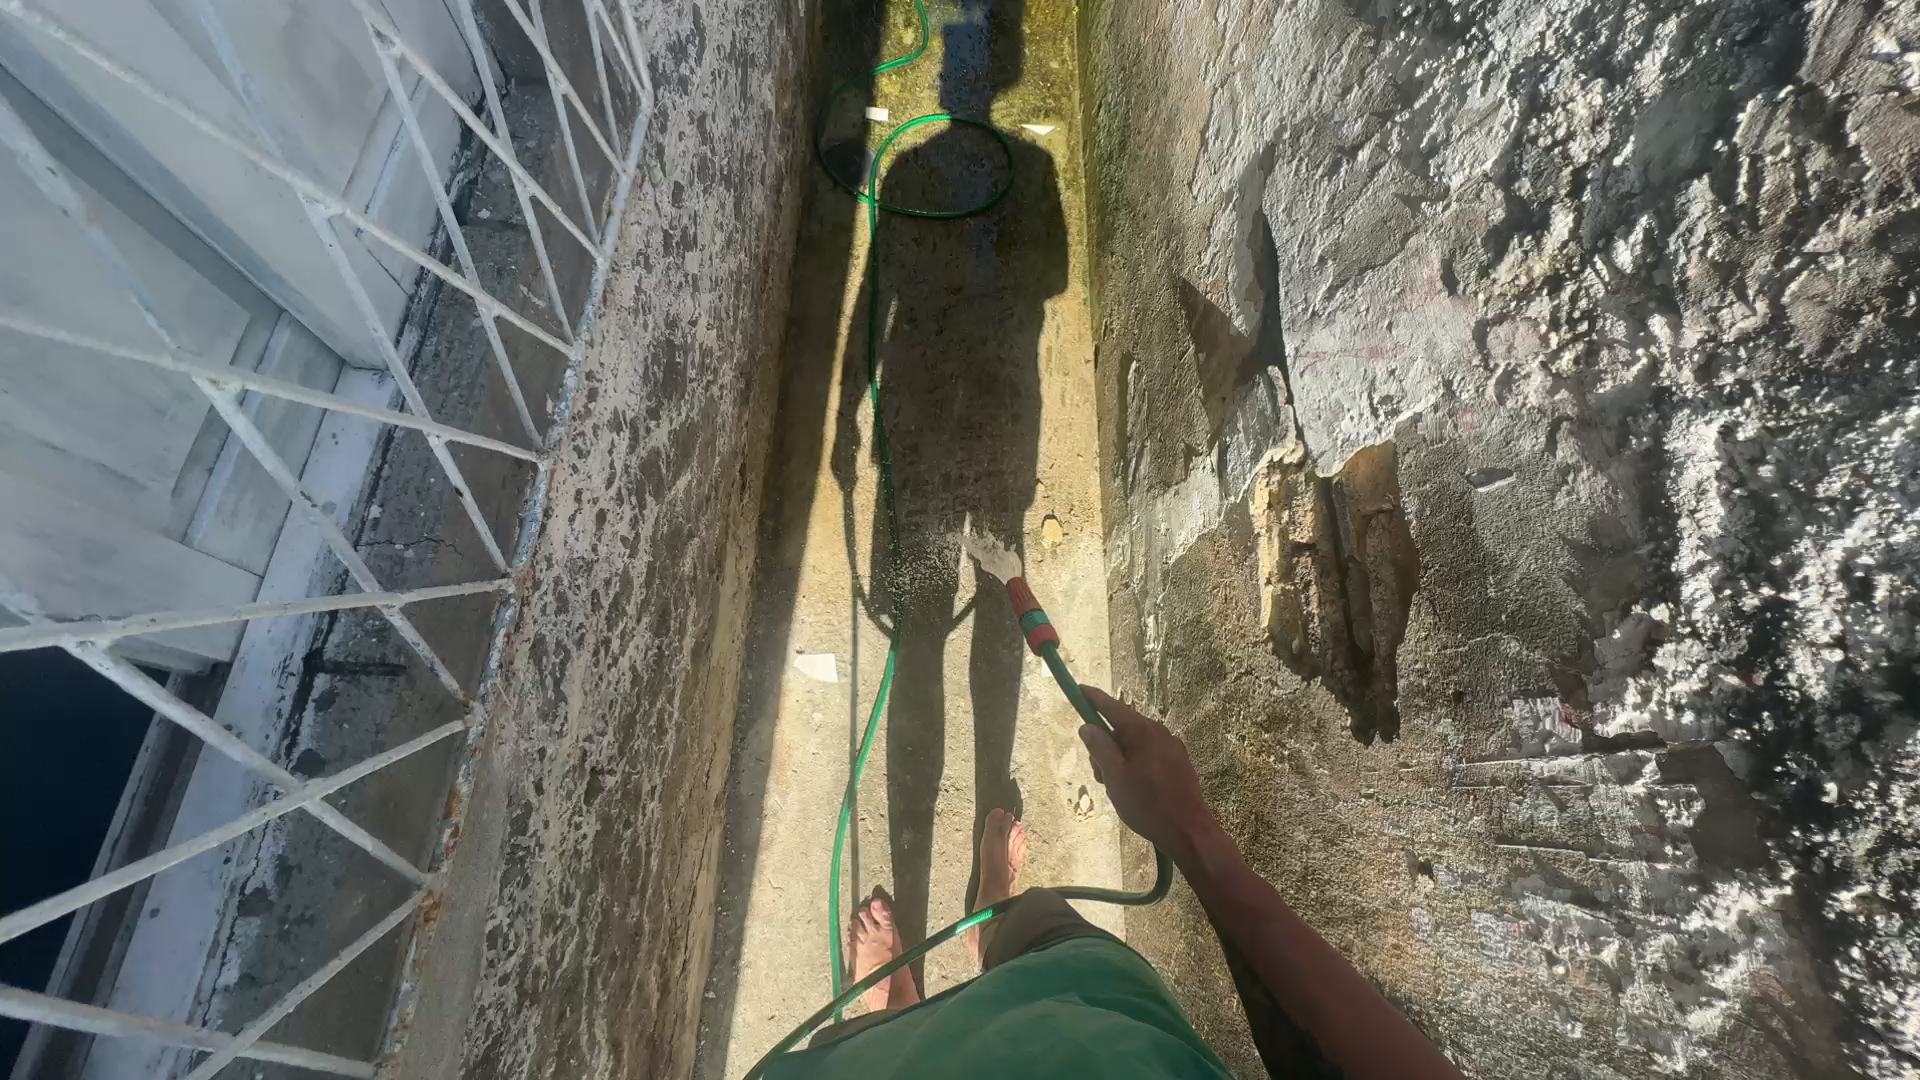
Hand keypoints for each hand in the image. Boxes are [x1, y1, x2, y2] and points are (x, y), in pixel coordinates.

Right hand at [1078, 685, 1219, 863]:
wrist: (1189, 832)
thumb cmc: (1148, 804)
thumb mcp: (1115, 777)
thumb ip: (1100, 748)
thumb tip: (1087, 726)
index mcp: (1143, 731)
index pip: (1112, 707)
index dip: (1093, 699)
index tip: (1079, 689)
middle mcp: (1159, 732)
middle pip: (1122, 728)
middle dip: (1106, 745)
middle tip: (1100, 774)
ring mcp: (1172, 747)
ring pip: (1135, 744)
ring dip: (1120, 759)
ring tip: (1119, 789)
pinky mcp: (1179, 763)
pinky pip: (1148, 755)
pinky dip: (1135, 764)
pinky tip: (1136, 790)